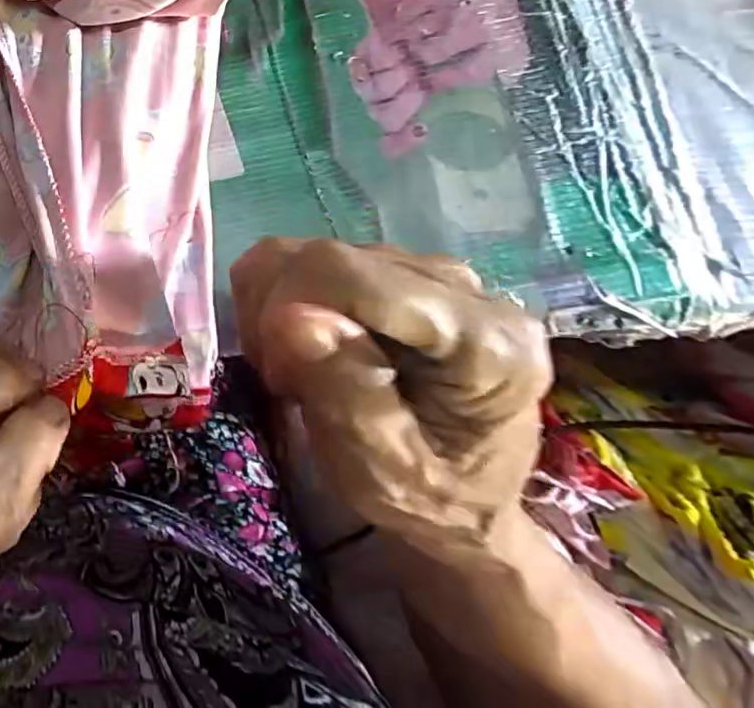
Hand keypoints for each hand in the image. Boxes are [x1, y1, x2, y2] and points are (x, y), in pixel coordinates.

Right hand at [230, 239, 550, 560]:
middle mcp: (461, 286)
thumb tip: (290, 316)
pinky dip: (274, 297)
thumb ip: (345, 393)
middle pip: (320, 258)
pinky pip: (296, 258)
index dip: (286, 310)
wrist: (457, 501)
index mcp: (483, 337)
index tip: (282, 378)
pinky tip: (297, 341)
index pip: (347, 274)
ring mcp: (422, 270)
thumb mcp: (382, 471)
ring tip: (294, 364)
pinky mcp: (386, 269)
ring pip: (299, 253)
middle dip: (275, 314)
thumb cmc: (425, 499)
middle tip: (285, 379)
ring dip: (271, 307)